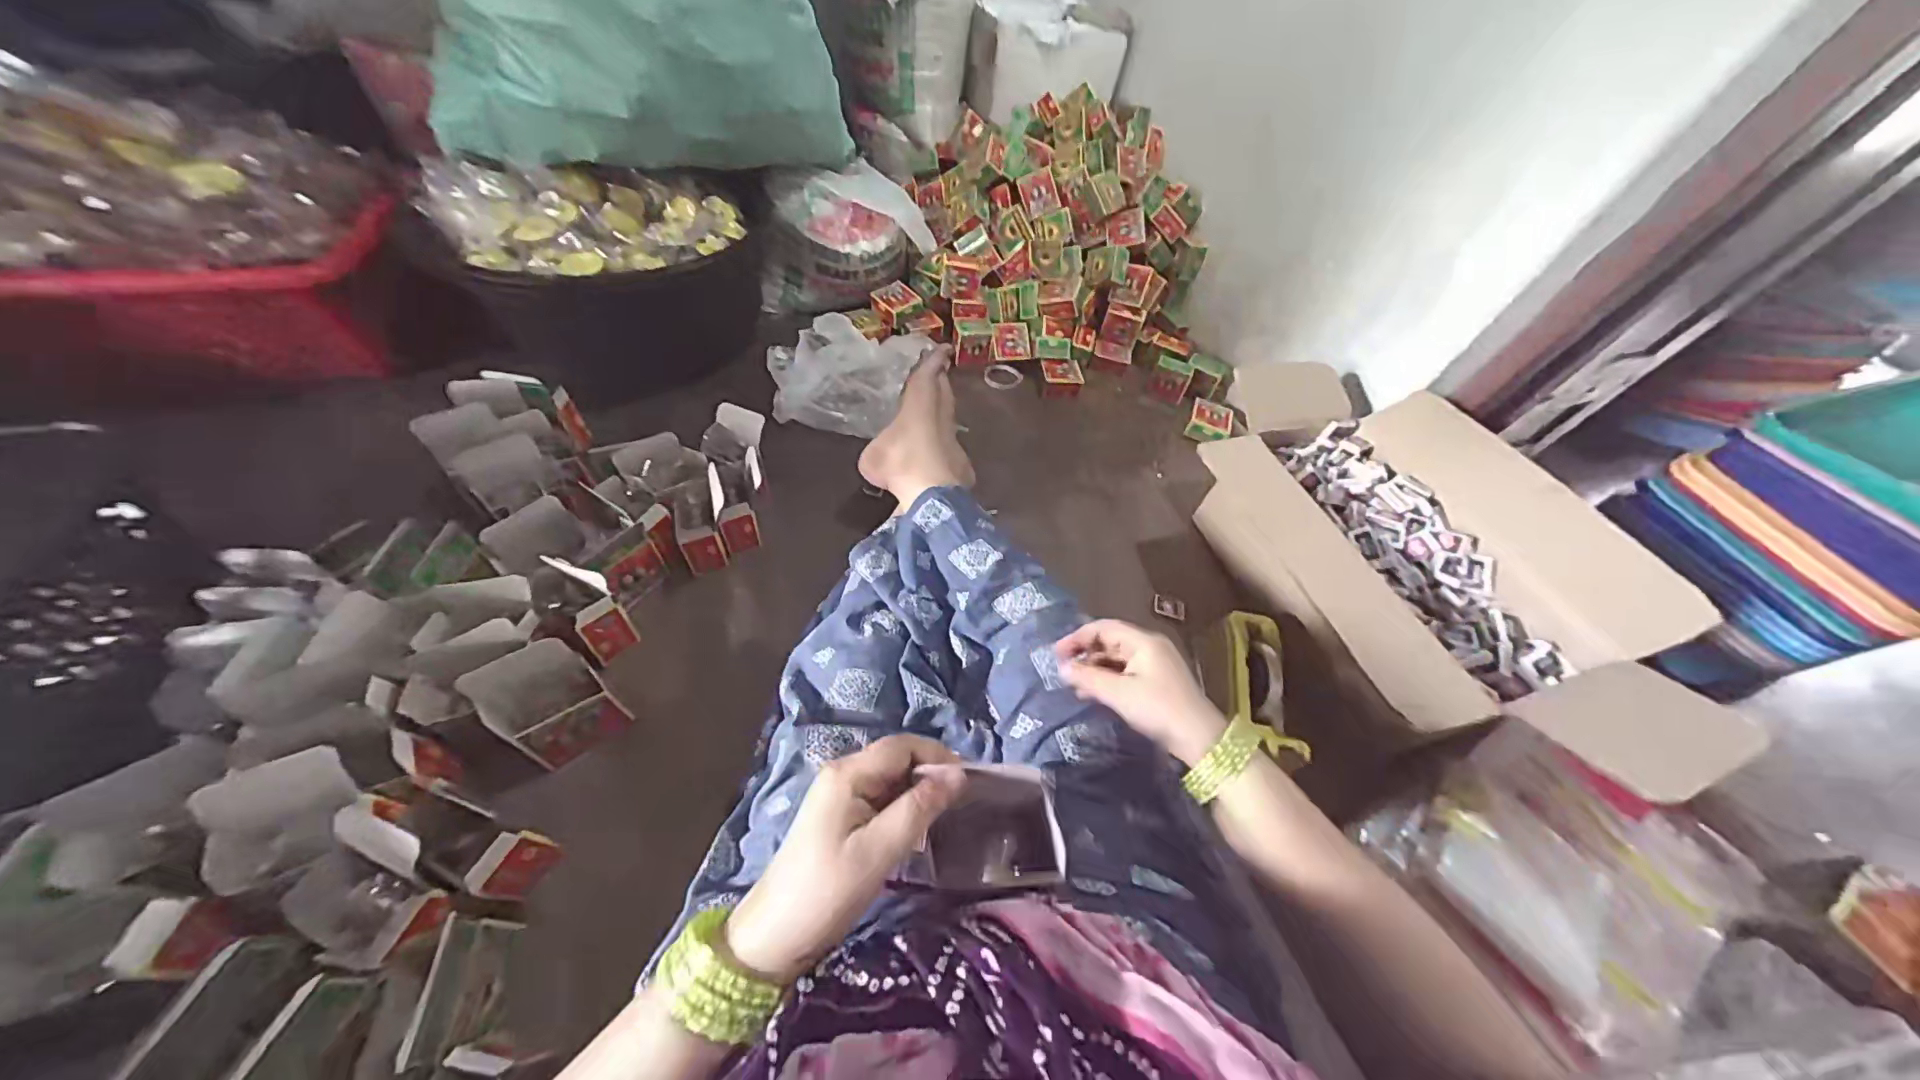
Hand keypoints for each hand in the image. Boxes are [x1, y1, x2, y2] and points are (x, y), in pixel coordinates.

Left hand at [724, 735, 964, 983]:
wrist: (775, 936)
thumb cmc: (829, 890)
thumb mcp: (880, 849)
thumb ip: (920, 807)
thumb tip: (958, 774)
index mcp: (848, 773)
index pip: (903, 745)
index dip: (938, 757)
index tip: (969, 785)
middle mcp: (842, 774)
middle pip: (897, 758)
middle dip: (930, 774)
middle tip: (960, 805)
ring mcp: (839, 795)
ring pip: (891, 779)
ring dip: (918, 793)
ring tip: (943, 819)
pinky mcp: (839, 816)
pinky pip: (880, 798)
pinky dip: (902, 808)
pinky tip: (915, 832)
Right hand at [1054, 619, 1227, 766]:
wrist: (1200, 739)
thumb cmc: (1158, 709)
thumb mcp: (1119, 693)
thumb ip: (1088, 677)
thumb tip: (1062, 668)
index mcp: (1143, 641)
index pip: (1103, 628)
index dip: (1077, 638)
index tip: (1056, 654)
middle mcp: (1150, 646)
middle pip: (1110, 641)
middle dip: (1085, 655)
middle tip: (1063, 671)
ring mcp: (1155, 663)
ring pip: (1116, 658)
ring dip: (1095, 669)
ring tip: (1075, 686)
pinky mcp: (1158, 681)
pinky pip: (1126, 672)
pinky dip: (1108, 679)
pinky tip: (1094, 694)